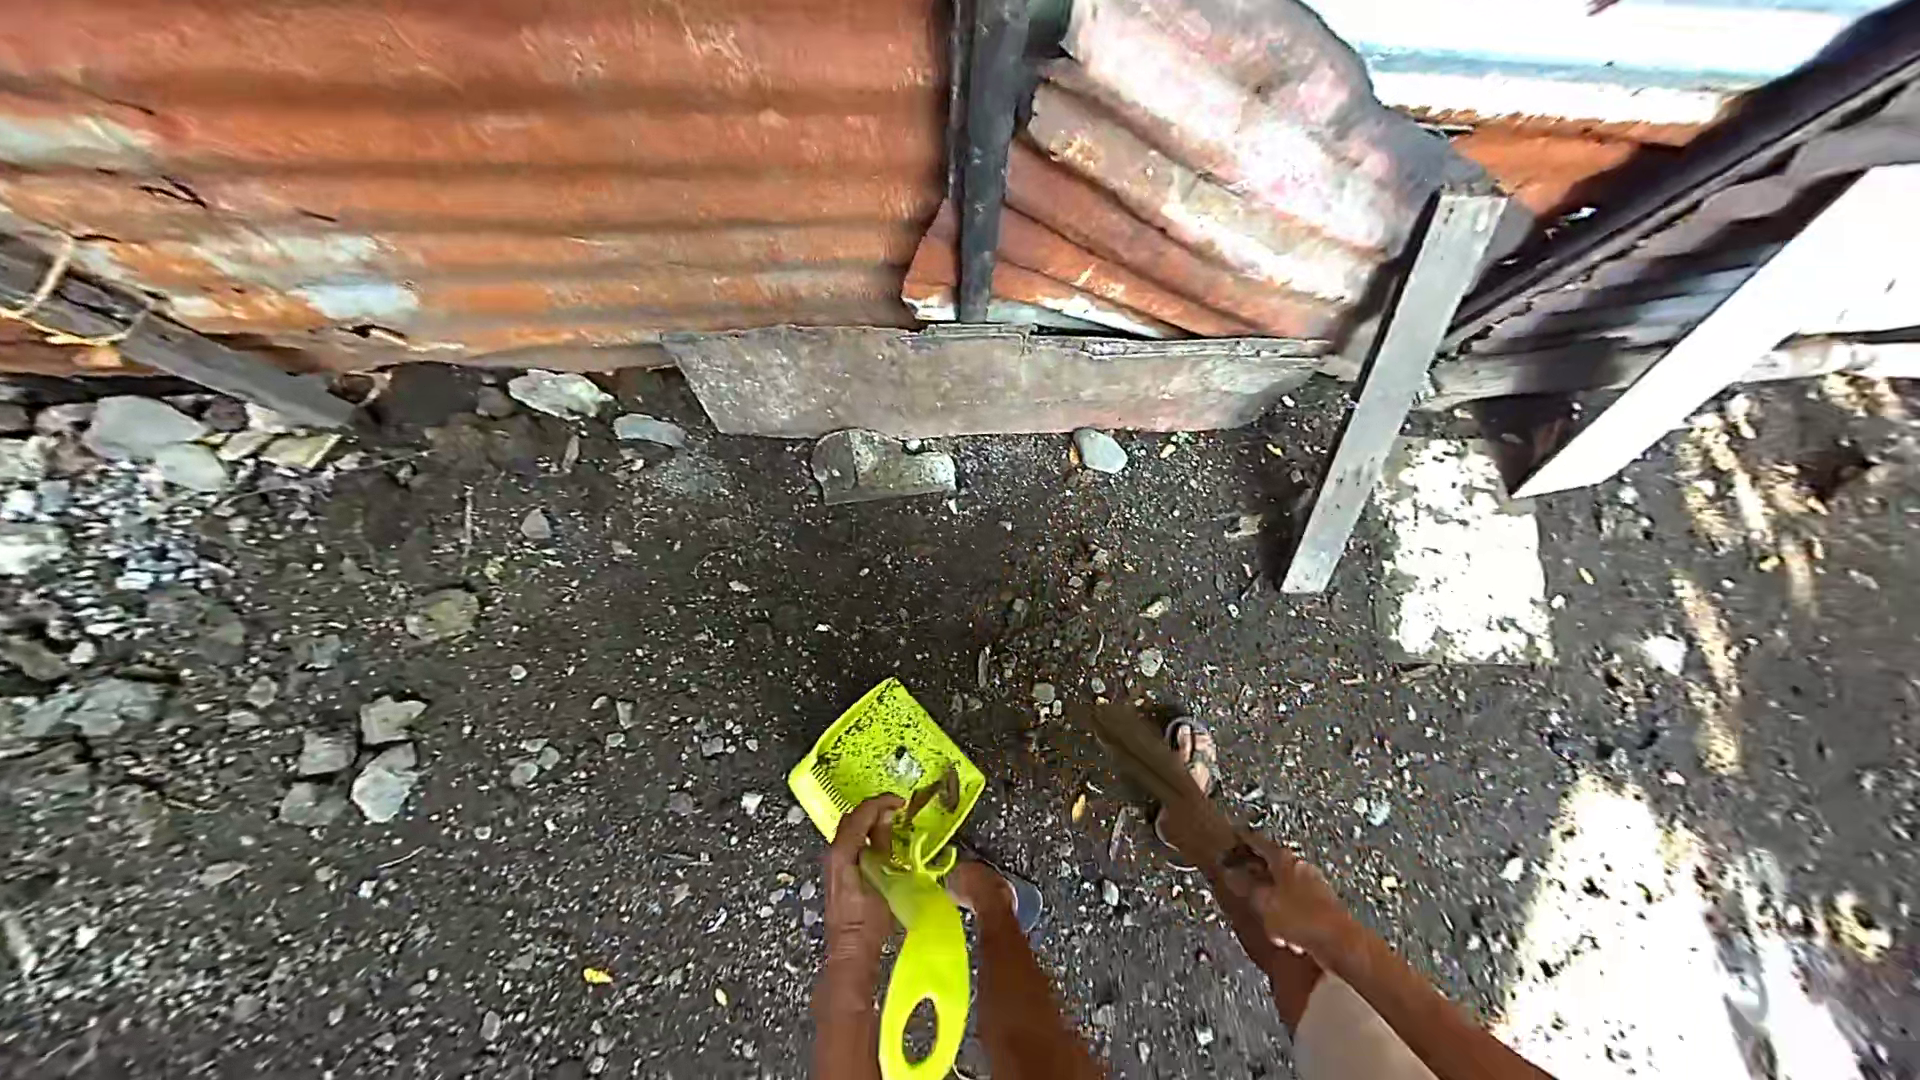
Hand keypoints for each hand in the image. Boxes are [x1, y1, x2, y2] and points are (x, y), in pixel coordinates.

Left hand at [822, 794, 902, 964]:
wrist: (851, 953)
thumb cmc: (868, 921)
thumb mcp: (882, 879)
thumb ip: (882, 845)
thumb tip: (887, 816)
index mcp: (842, 851)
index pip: (861, 813)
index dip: (882, 802)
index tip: (901, 802)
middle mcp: (833, 852)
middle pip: (853, 817)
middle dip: (876, 808)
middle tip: (898, 811)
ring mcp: (833, 862)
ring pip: (851, 828)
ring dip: (871, 821)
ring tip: (893, 823)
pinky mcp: (838, 871)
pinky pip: (852, 841)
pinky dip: (867, 834)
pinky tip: (882, 841)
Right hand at [1220, 833, 1354, 960]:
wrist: (1344, 946)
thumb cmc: (1302, 919)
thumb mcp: (1263, 902)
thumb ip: (1244, 887)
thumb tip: (1229, 875)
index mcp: (1285, 859)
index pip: (1257, 842)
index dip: (1242, 840)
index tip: (1233, 839)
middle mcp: (1301, 867)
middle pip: (1273, 865)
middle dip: (1257, 875)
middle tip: (1242, 882)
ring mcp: (1316, 887)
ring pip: (1286, 888)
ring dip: (1273, 899)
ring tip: (1265, 917)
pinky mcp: (1326, 908)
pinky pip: (1299, 907)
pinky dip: (1289, 916)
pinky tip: (1286, 934)